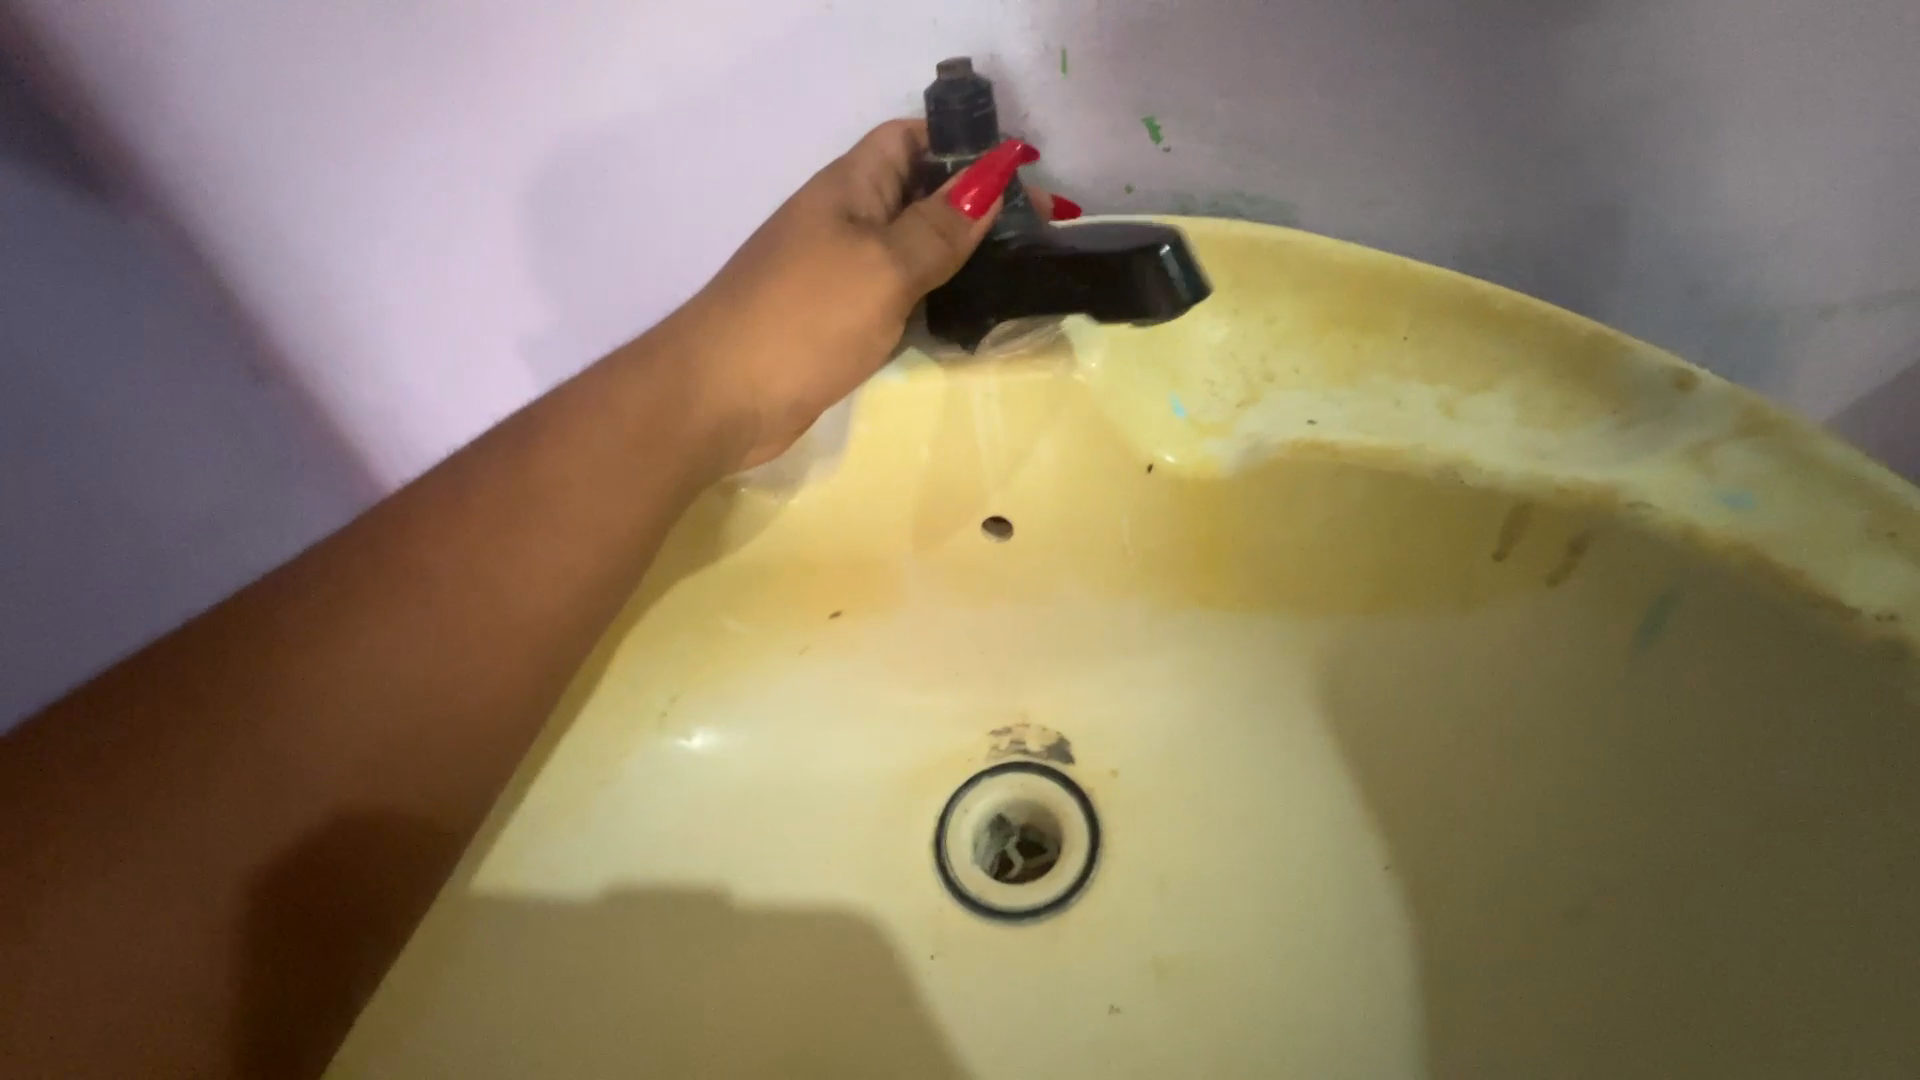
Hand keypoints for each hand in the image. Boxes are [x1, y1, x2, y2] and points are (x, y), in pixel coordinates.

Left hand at [661, 120, 1069, 470]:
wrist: (721, 396)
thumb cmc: (805, 319)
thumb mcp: (883, 266)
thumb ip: (938, 228)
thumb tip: (990, 183)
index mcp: (849, 188)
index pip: (910, 140)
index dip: (962, 148)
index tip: (1018, 180)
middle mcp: (844, 223)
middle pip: (915, 199)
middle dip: (970, 212)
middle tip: (1031, 242)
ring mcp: (838, 277)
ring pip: (908, 256)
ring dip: (953, 265)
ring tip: (1012, 281)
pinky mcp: (837, 324)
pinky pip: (893, 302)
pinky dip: (927, 307)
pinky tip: (964, 324)